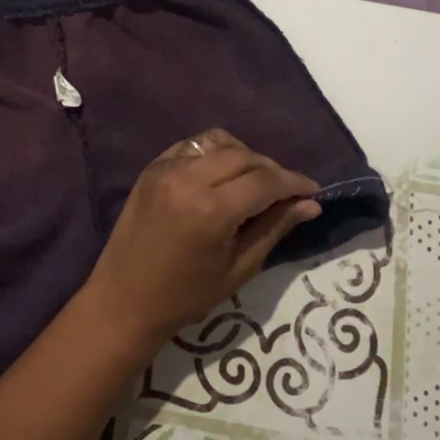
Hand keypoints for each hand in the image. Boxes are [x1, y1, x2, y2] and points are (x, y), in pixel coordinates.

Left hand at [80, 128, 321, 347]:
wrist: (125, 298)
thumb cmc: (185, 295)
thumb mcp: (238, 268)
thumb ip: (274, 228)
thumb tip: (310, 203)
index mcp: (210, 210)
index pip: (264, 180)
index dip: (294, 182)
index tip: (314, 190)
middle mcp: (188, 178)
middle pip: (244, 156)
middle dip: (271, 169)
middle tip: (287, 192)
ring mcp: (166, 167)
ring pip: (218, 141)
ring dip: (244, 155)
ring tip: (255, 182)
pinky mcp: (153, 166)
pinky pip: (193, 145)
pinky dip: (214, 153)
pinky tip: (222, 176)